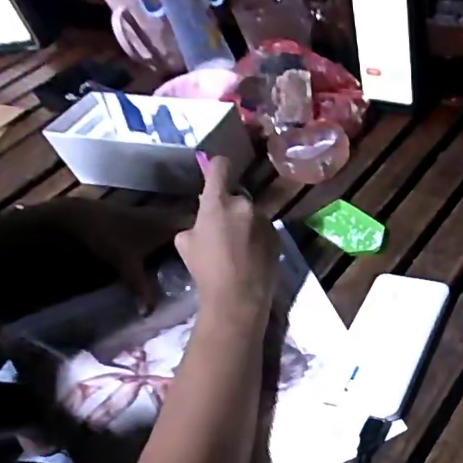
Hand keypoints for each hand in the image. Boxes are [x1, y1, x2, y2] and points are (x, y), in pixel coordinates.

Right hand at [174, 153, 272, 312]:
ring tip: (239, 248)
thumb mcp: (185, 241)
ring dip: (246, 223)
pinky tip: (252, 256)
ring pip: (253, 215)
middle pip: (237, 196)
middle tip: (224, 228)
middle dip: (231, 207)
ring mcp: (265, 222)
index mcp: (218, 201)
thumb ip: (197, 222)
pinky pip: (265, 230)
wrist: (239, 296)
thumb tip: (205, 222)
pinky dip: (258, 237)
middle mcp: (245, 205)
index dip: (217, 166)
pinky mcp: (278, 238)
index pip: (220, 166)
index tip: (216, 170)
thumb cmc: (206, 268)